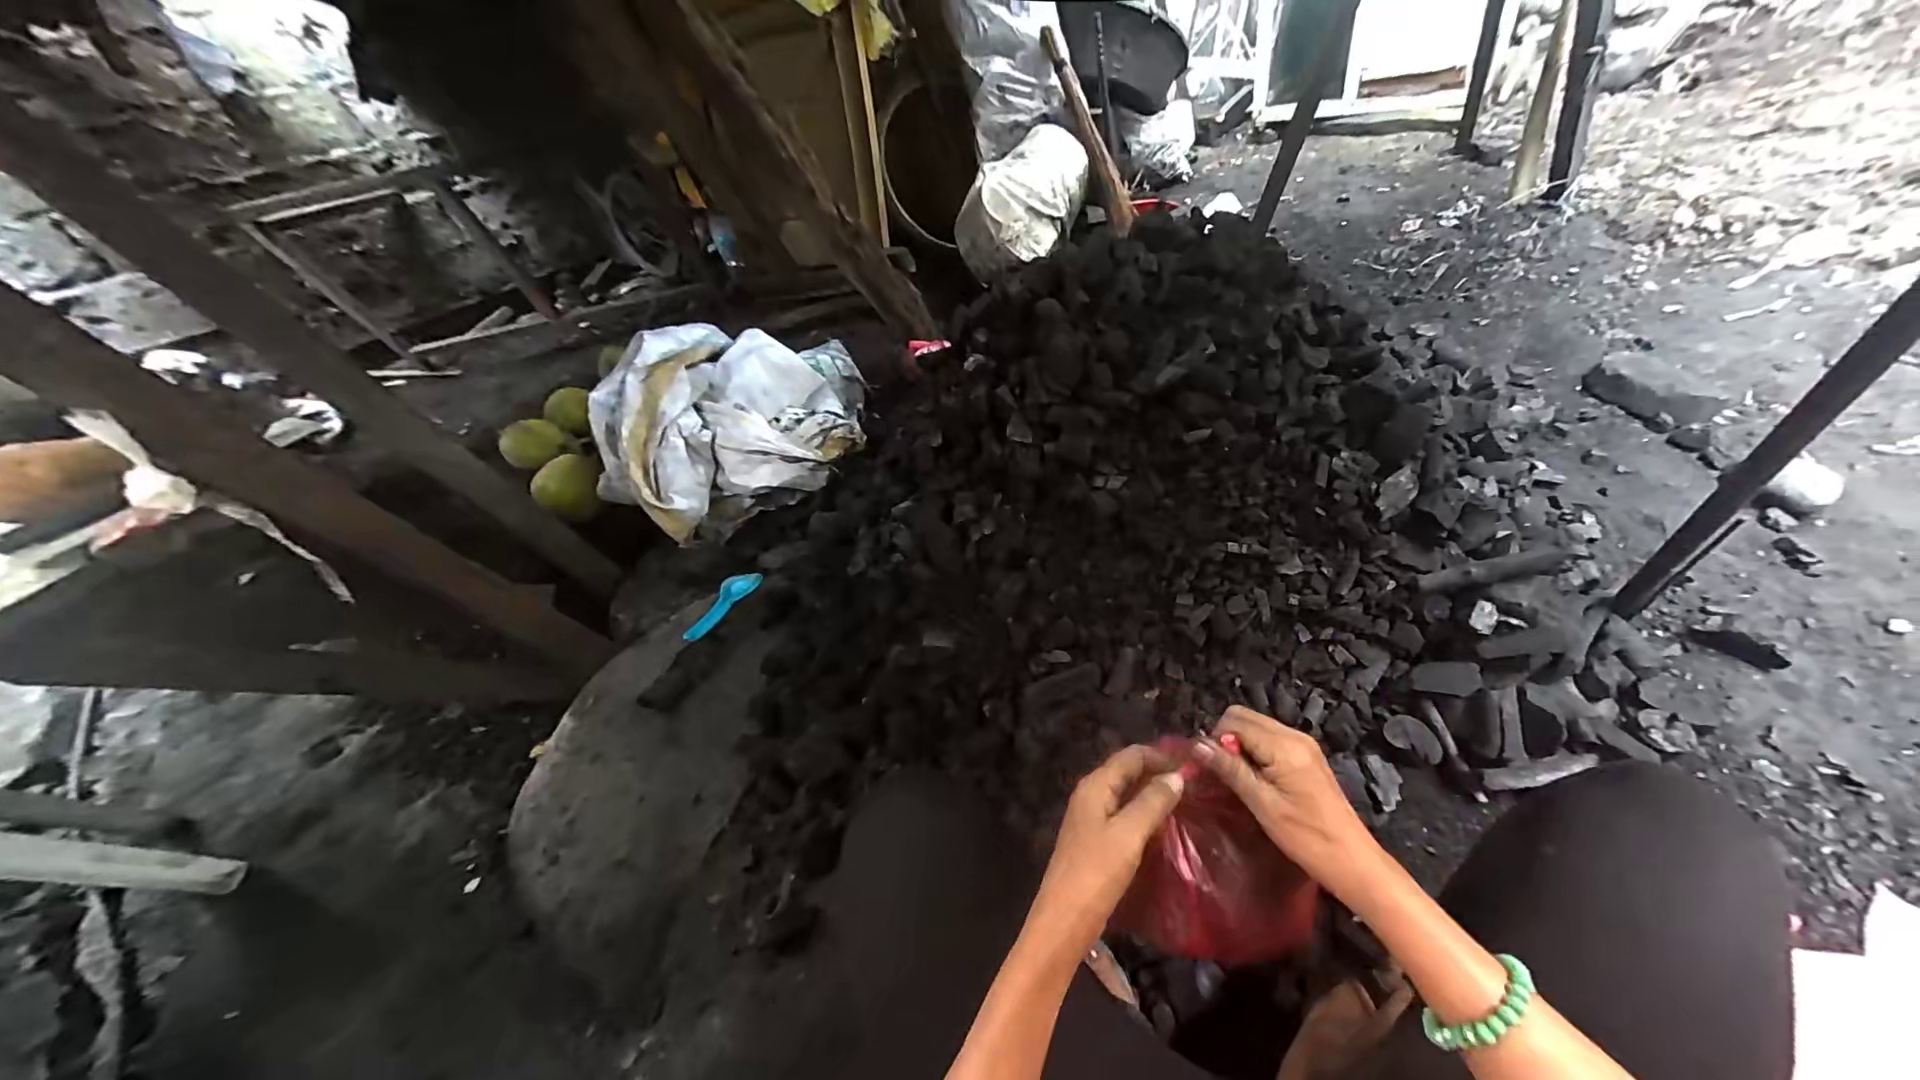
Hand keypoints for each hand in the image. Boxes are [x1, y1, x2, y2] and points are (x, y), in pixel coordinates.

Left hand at [1029, 745, 1186, 947]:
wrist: (1065, 918)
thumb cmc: (1096, 871)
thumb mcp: (1128, 834)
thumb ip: (1152, 802)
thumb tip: (1177, 775)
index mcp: (1096, 785)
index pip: (1131, 755)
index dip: (1162, 755)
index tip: (1194, 762)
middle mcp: (1091, 794)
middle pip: (1128, 771)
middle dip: (1159, 772)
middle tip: (1197, 781)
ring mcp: (1092, 817)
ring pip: (1127, 794)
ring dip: (1154, 794)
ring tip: (1189, 800)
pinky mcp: (1096, 839)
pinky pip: (1124, 815)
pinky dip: (1145, 814)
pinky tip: (1165, 826)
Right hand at [1195, 706, 1376, 893]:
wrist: (1354, 861)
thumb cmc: (1306, 837)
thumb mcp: (1262, 804)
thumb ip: (1230, 769)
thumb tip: (1196, 745)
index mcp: (1283, 745)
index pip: (1233, 721)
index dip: (1215, 741)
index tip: (1211, 769)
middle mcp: (1294, 735)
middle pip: (1243, 716)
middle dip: (1225, 738)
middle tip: (1223, 773)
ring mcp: (1303, 744)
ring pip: (1255, 726)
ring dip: (1239, 744)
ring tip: (1238, 778)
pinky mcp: (1306, 755)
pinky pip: (1269, 738)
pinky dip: (1254, 750)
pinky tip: (1255, 778)